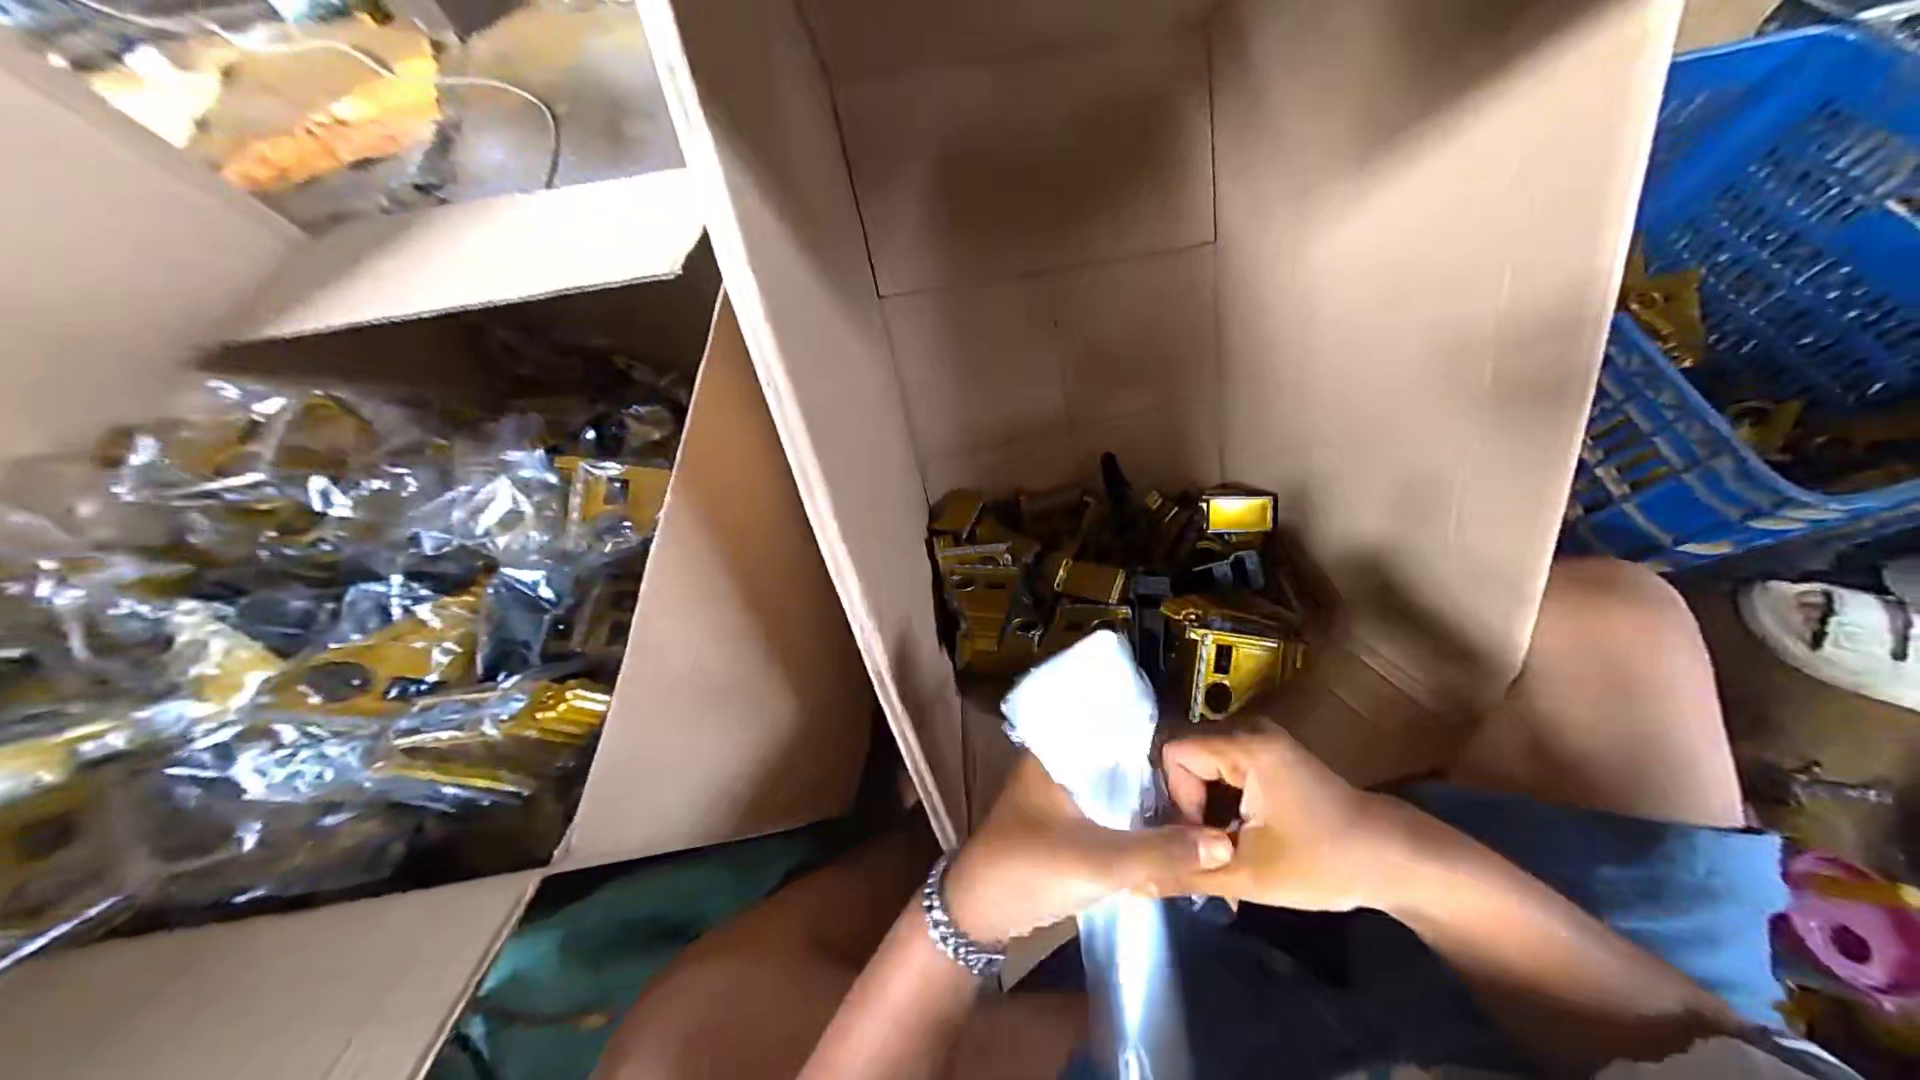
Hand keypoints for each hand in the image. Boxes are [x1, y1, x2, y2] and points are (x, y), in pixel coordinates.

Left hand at [942, 755, 1234, 943]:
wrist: (980, 913)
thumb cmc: (1029, 870)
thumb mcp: (1098, 861)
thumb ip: (1159, 852)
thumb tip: (1223, 843)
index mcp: (1053, 752)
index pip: (1106, 721)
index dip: (1148, 728)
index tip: (1190, 740)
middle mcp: (1055, 763)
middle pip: (1113, 753)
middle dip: (1153, 764)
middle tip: (1202, 772)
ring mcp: (1058, 792)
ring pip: (1111, 780)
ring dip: (1143, 790)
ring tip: (1193, 794)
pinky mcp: (1063, 820)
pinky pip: (1105, 804)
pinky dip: (1130, 811)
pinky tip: (1162, 820)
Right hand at [1162, 727, 1416, 911]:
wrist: (1396, 860)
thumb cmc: (1325, 863)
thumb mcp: (1248, 875)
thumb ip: (1185, 874)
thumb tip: (1130, 883)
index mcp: (1245, 746)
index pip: (1174, 755)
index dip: (1177, 799)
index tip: (1203, 840)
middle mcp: (1249, 730)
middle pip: (1186, 758)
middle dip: (1189, 806)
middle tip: (1209, 848)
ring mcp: (1263, 739)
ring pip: (1203, 765)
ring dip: (1205, 807)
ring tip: (1224, 848)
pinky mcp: (1271, 753)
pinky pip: (1223, 767)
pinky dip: (1222, 801)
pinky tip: (1237, 835)